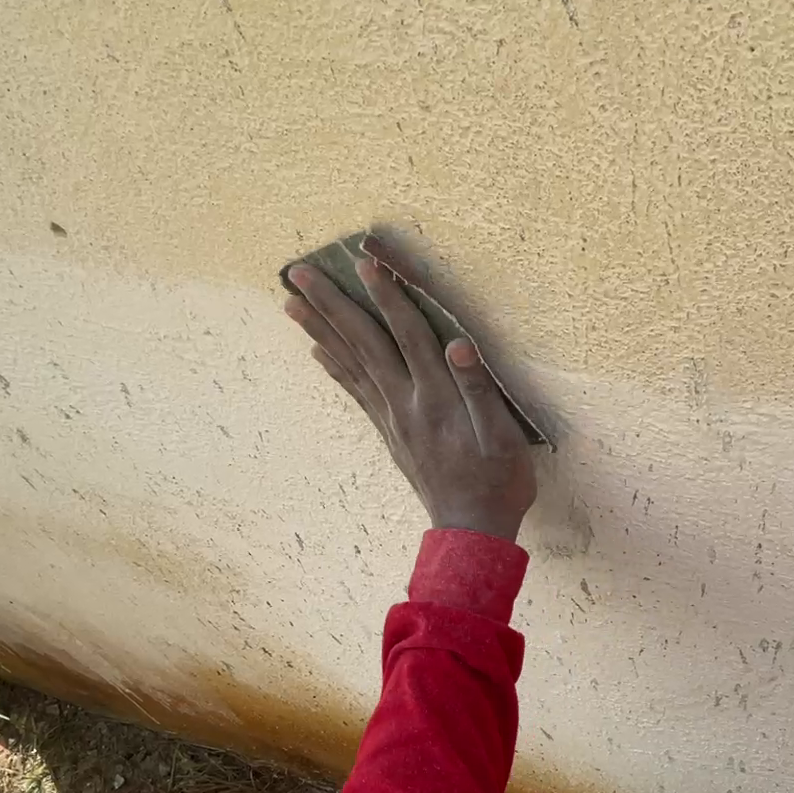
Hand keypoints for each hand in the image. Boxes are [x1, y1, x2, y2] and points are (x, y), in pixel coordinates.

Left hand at [283, 239, 536, 542]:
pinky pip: (356, 393)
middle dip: (332, 305)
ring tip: (290, 303)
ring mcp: (393, 420)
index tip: (364, 262)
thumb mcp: (503, 437)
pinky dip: (335, 368)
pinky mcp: (390, 434)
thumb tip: (459, 345)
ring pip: (351, 365)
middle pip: (364, 345)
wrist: (471, 530)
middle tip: (296, 272)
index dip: (388, 298)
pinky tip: (318, 352)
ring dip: (321, 331)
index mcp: (437, 399)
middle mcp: (406, 404)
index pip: (408, 336)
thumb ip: (480, 390)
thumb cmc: (497, 482)